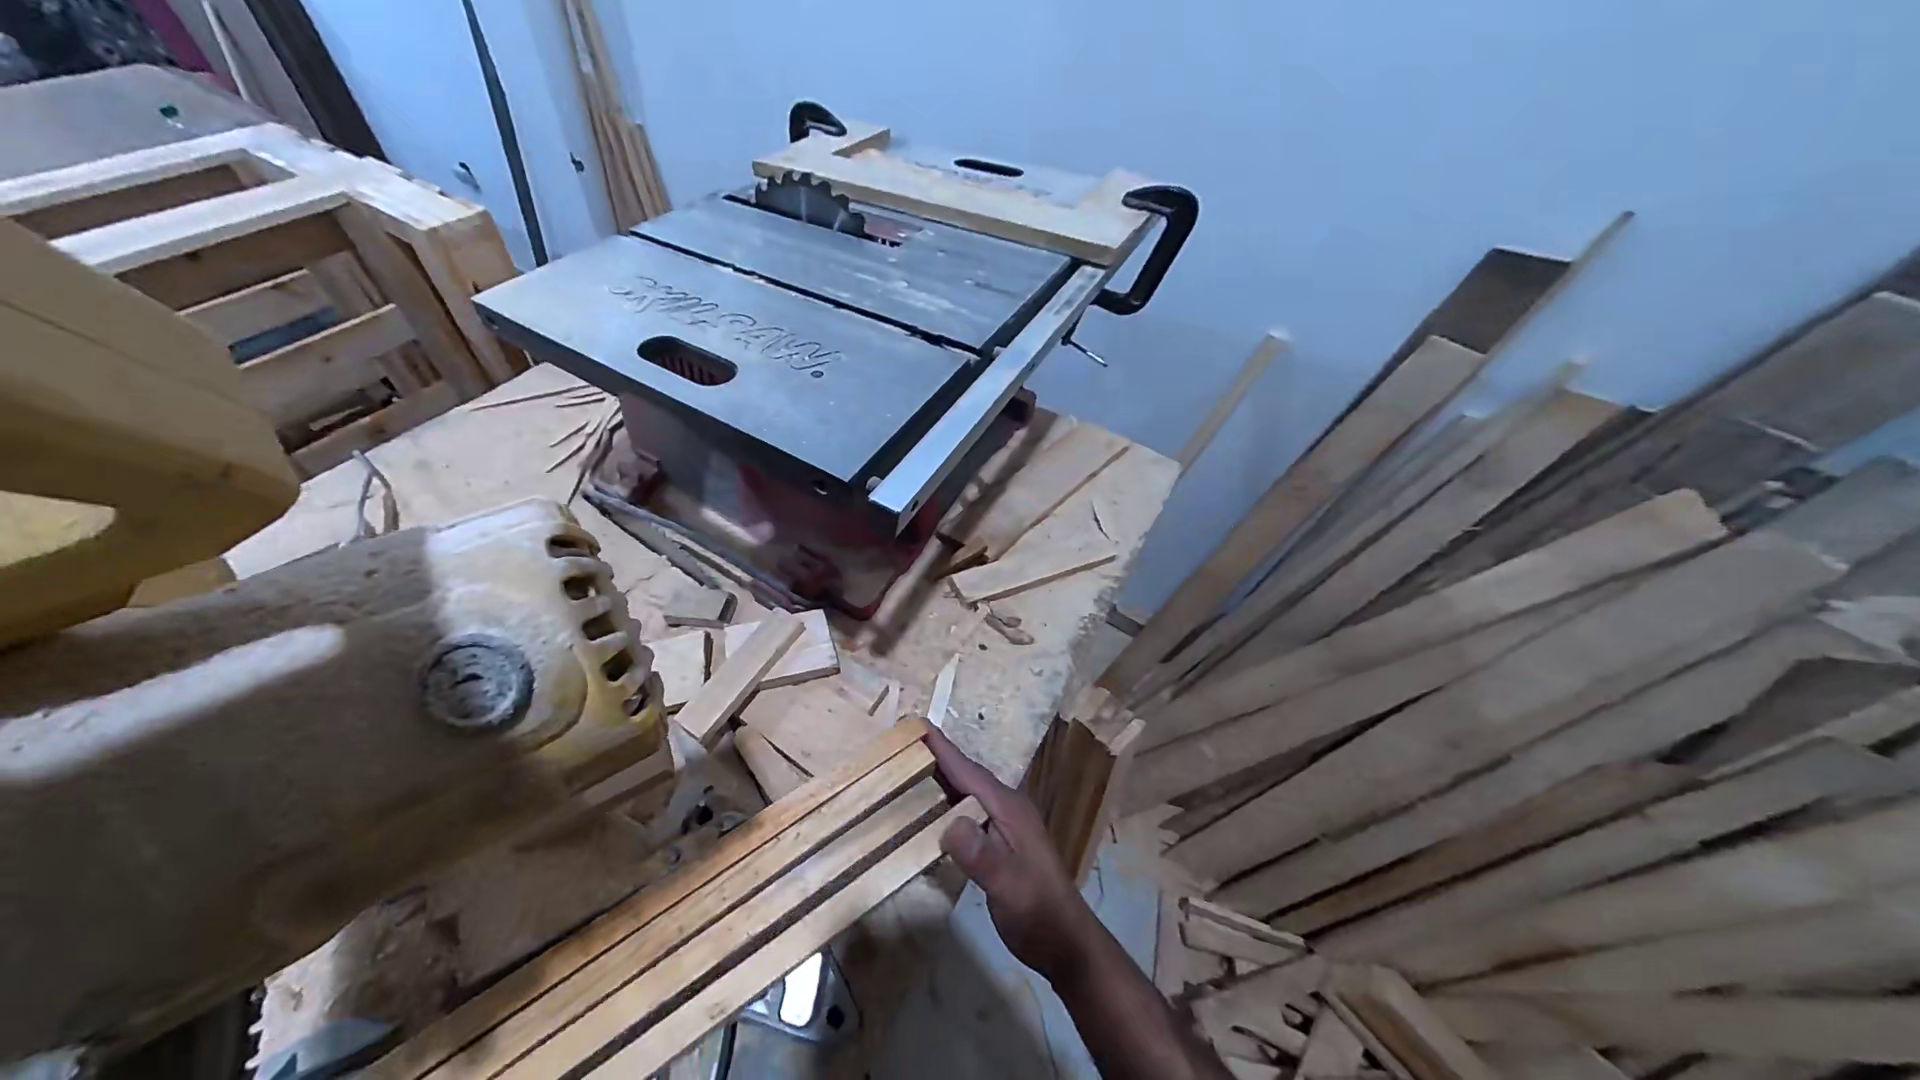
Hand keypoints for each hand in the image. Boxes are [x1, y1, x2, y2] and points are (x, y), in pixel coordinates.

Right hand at [922, 726, 1098, 982]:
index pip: (969, 772)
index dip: (943, 749)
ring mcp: (1006, 826)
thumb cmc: (1038, 911)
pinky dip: (947, 805)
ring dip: (941, 780)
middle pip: (967, 776)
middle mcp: (1007, 809)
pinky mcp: (1001, 844)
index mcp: (1008, 809)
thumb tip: (950, 823)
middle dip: (937, 758)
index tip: (917, 725)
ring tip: (909, 770)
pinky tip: (930, 814)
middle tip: (902, 744)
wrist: (1066, 944)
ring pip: (967, 793)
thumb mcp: (1008, 885)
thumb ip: (981, 855)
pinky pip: (968, 813)